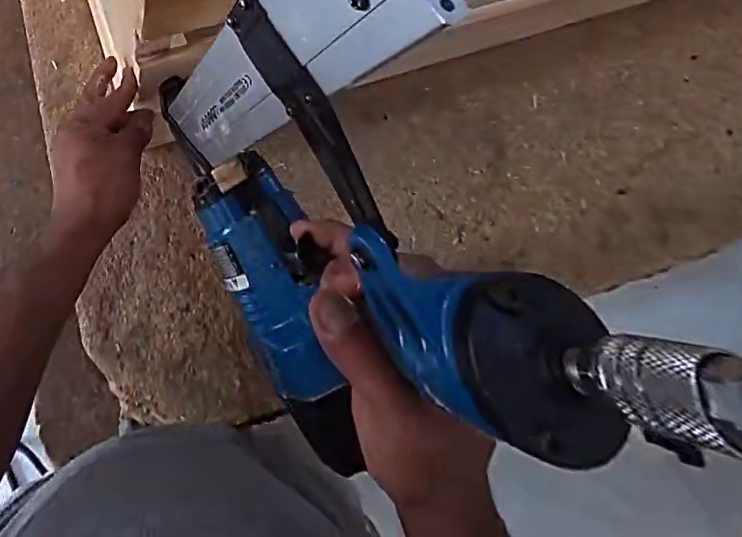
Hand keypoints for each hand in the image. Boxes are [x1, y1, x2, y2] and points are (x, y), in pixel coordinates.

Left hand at [47, 58, 152, 257]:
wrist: (80, 227)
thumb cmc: (104, 188)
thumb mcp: (126, 155)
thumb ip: (136, 131)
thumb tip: (143, 116)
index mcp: (84, 123)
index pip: (111, 98)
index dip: (125, 84)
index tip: (132, 68)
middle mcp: (73, 130)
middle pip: (92, 100)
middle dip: (103, 83)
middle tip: (112, 64)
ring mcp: (70, 147)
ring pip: (91, 118)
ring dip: (104, 105)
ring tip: (117, 96)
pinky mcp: (73, 163)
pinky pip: (90, 134)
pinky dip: (104, 126)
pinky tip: (114, 131)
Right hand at [291, 219, 504, 532]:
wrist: (435, 498)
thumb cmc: (422, 457)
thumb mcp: (387, 406)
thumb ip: (358, 353)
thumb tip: (323, 297)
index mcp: (442, 327)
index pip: (400, 272)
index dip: (359, 259)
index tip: (324, 270)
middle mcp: (431, 316)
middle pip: (383, 264)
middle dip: (340, 250)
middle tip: (299, 244)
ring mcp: (412, 325)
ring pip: (370, 276)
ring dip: (333, 259)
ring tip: (299, 246)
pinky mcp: (393, 336)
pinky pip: (362, 298)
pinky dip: (334, 285)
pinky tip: (310, 281)